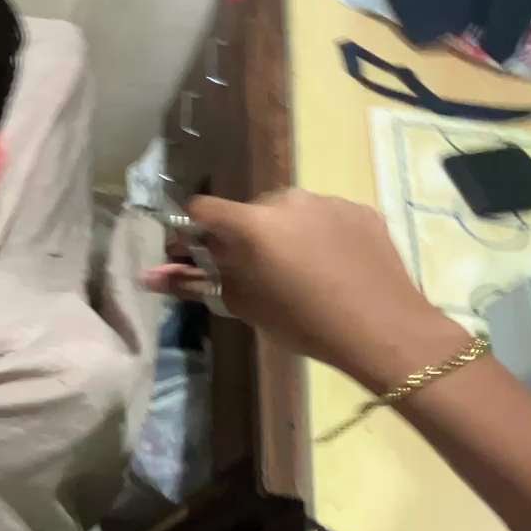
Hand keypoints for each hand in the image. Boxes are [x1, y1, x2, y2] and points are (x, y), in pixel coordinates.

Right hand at [175, 190, 469, 389]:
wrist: (385, 331)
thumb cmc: (301, 322)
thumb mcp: (241, 304)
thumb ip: (189, 283)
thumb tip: (145, 276)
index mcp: (250, 222)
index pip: (202, 209)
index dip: (196, 232)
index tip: (203, 258)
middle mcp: (285, 199)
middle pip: (246, 211)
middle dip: (243, 237)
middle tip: (256, 273)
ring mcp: (327, 200)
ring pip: (286, 212)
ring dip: (281, 234)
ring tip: (299, 272)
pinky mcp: (360, 209)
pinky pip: (323, 216)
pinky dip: (318, 235)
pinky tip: (331, 267)